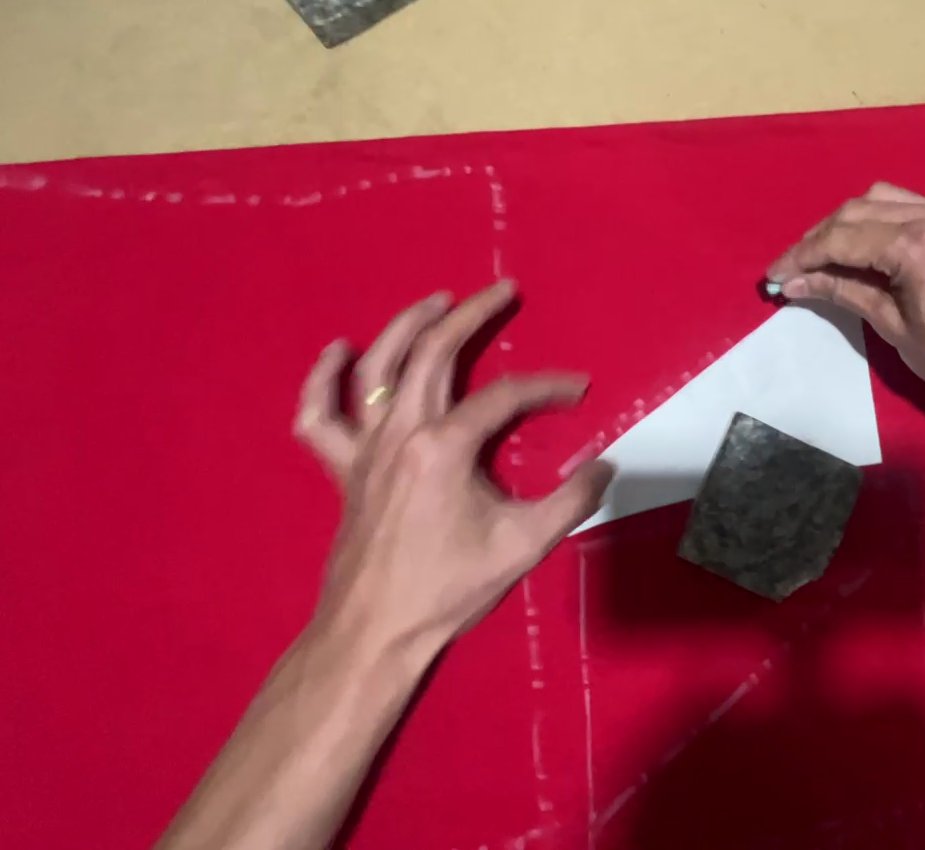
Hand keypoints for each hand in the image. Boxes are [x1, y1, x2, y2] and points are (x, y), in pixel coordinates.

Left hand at [293, 280, 611, 661]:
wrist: (373, 634)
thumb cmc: (448, 588)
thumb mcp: (524, 545)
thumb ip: (572, 501)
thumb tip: (606, 466)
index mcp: (444, 447)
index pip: (505, 396)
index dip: (548, 386)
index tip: (579, 391)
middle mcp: (400, 433)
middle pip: (434, 355)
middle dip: (472, 315)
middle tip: (502, 290)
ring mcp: (364, 449)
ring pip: (377, 369)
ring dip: (407, 326)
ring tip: (436, 300)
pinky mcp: (343, 469)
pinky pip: (319, 417)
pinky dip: (322, 381)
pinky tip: (338, 353)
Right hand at [765, 183, 924, 410]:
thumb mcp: (894, 327)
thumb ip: (844, 294)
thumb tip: (795, 285)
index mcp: (917, 245)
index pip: (842, 238)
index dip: (801, 256)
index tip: (775, 276)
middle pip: (856, 211)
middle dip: (818, 238)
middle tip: (792, 270)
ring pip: (879, 201)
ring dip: (844, 225)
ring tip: (821, 258)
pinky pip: (905, 207)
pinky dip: (874, 222)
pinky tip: (861, 249)